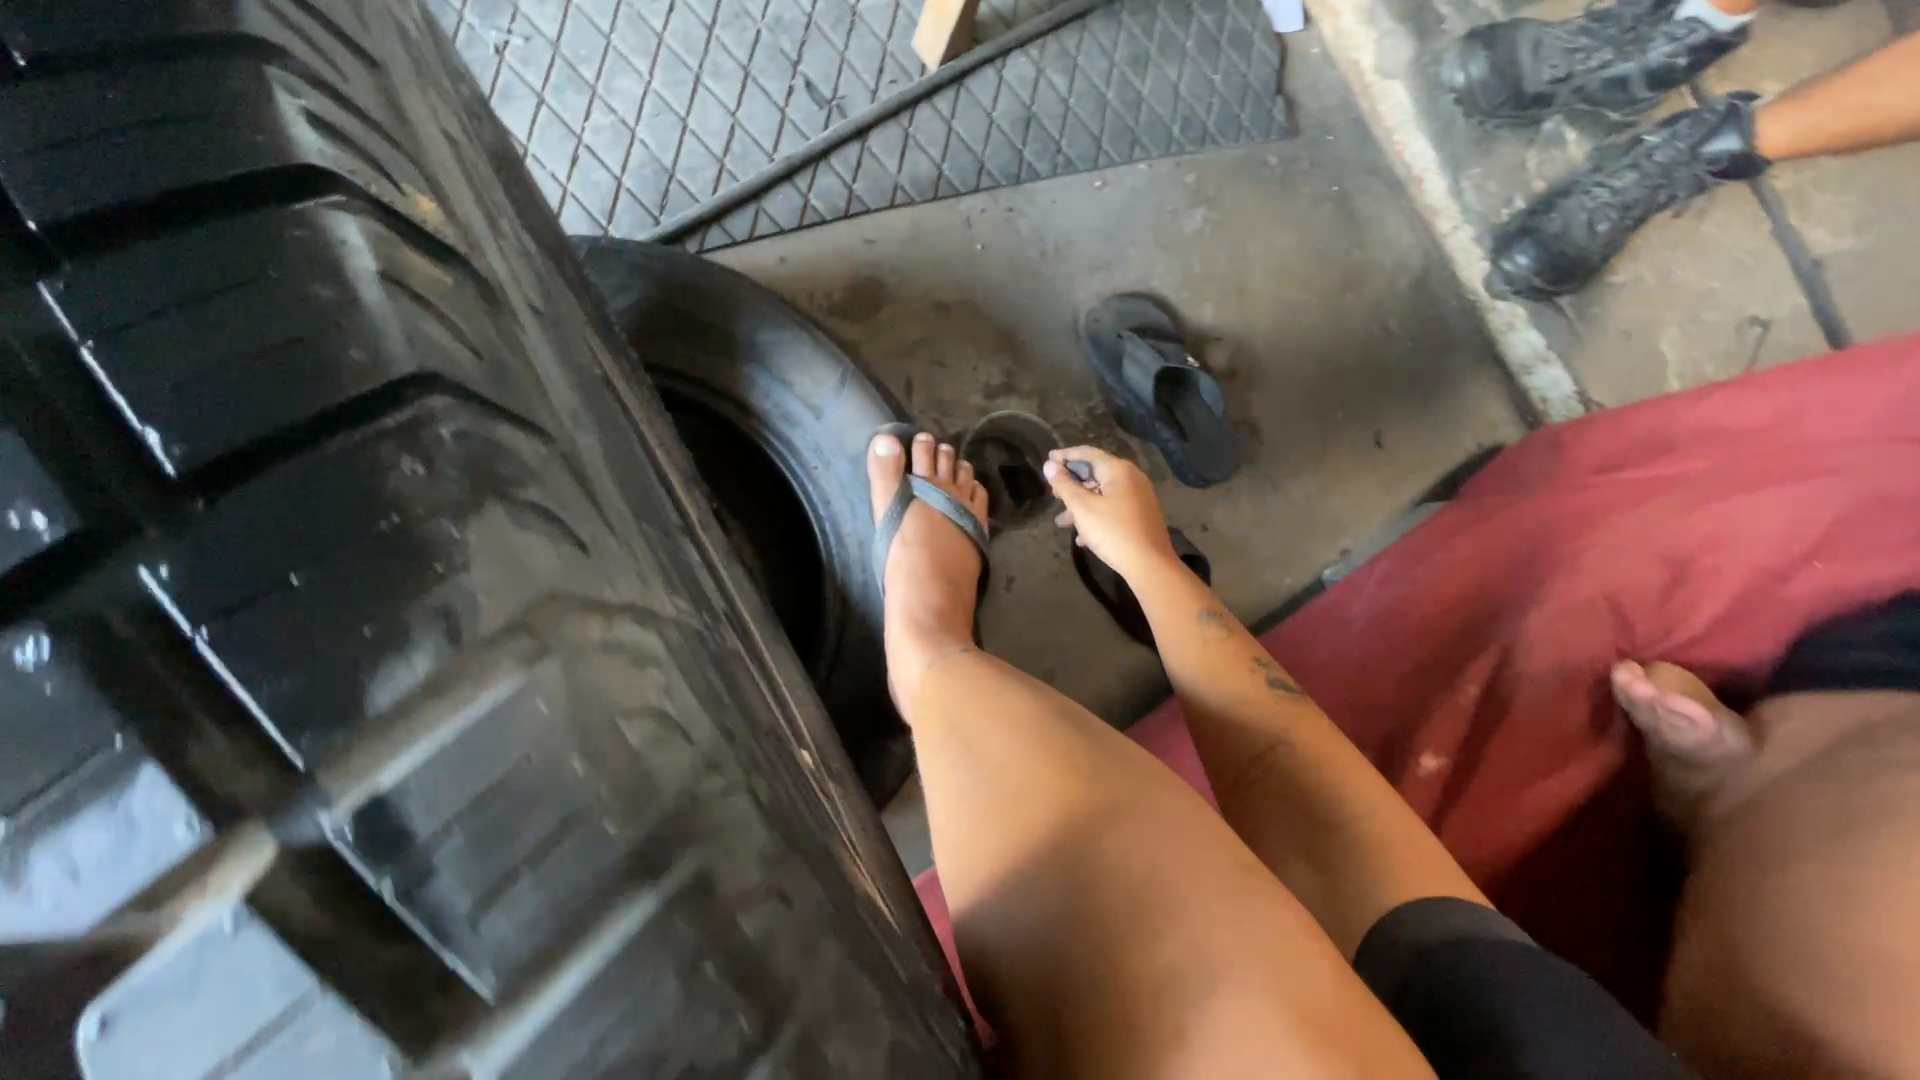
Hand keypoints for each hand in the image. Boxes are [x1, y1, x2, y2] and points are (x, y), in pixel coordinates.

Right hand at [1044, 446, 1178, 579]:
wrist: (1149, 564)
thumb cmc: (1112, 532)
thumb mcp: (1082, 507)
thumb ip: (1064, 485)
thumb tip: (1049, 465)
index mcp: (1118, 470)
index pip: (1087, 453)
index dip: (1065, 455)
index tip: (1047, 460)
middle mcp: (1132, 478)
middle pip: (1096, 473)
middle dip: (1072, 484)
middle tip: (1054, 494)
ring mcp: (1139, 497)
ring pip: (1103, 494)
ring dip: (1081, 505)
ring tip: (1062, 522)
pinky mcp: (1141, 515)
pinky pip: (1114, 508)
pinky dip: (1096, 516)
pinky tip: (1082, 537)